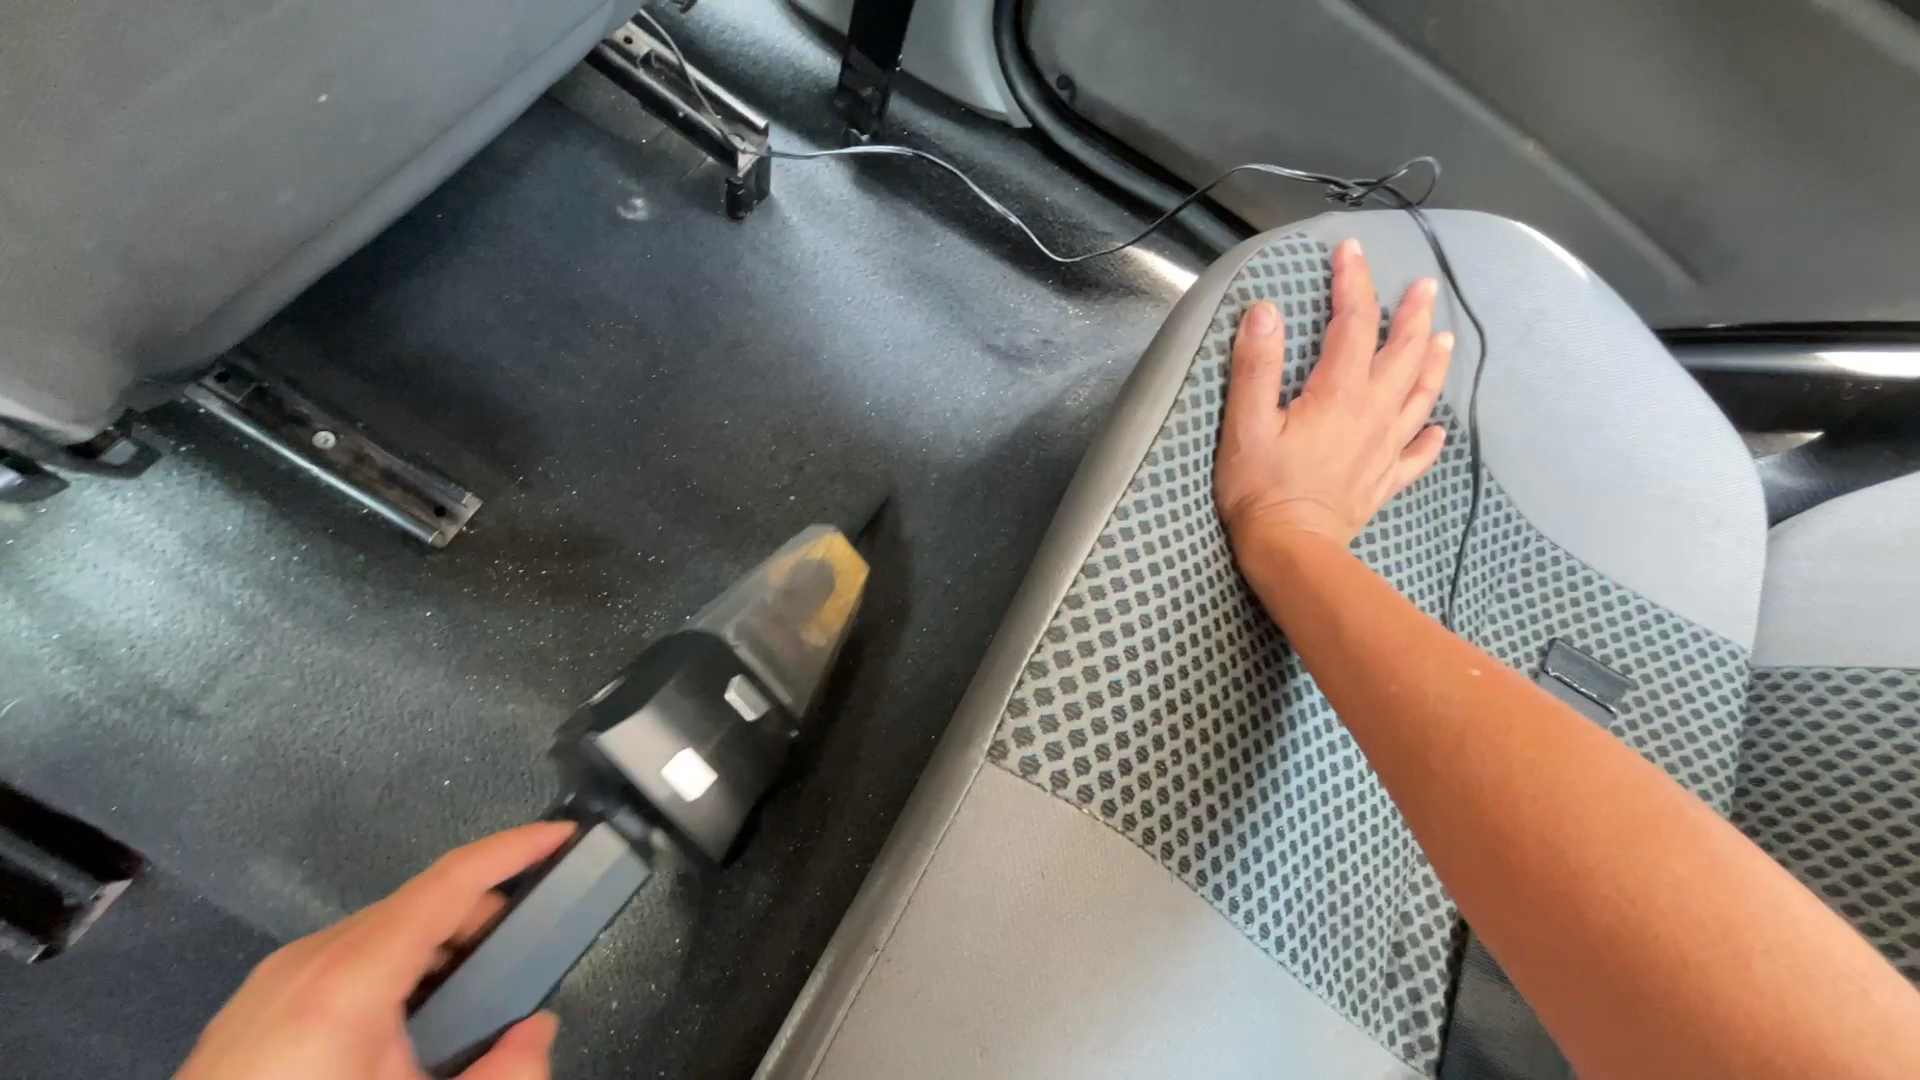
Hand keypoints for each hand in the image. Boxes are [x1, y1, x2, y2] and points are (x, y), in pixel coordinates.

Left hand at [177, 822, 575, 1079]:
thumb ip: (506, 1075)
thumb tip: (536, 1031)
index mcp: (348, 979)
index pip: (450, 880)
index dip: (515, 848)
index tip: (565, 834)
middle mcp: (307, 961)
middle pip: (421, 901)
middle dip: (485, 909)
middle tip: (530, 942)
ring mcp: (271, 983)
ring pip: (384, 928)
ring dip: (442, 939)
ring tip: (474, 987)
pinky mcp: (251, 1009)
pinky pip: (346, 956)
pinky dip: (399, 962)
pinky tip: (412, 1015)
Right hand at [1214, 238, 1453, 548]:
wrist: (1291, 548)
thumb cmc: (1261, 486)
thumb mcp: (1244, 423)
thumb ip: (1256, 366)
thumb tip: (1266, 311)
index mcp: (1339, 393)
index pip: (1353, 324)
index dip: (1353, 283)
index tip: (1350, 250)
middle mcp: (1373, 414)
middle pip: (1403, 355)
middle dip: (1412, 315)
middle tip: (1423, 286)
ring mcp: (1384, 449)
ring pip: (1421, 396)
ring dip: (1433, 363)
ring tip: (1444, 338)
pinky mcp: (1383, 481)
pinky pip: (1417, 456)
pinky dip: (1430, 440)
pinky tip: (1438, 431)